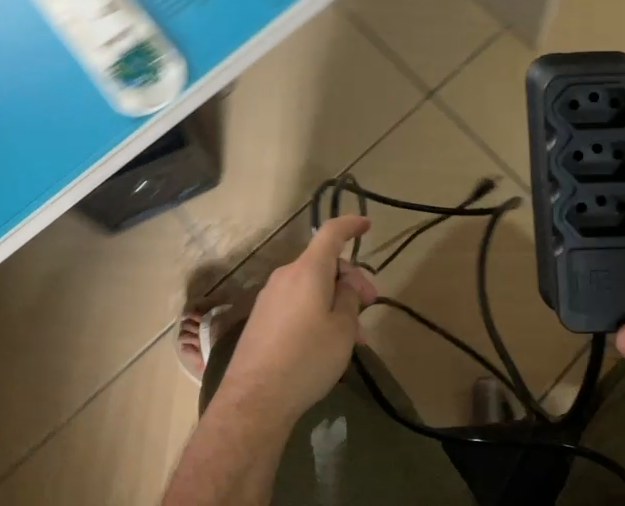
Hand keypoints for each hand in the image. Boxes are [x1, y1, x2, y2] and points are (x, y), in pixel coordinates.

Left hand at [214, 216, 377, 428]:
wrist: (254, 399)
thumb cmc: (307, 358)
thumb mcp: (342, 329)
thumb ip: (349, 298)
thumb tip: (345, 282)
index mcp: (307, 270)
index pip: (331, 233)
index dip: (350, 225)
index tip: (366, 225)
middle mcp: (285, 276)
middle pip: (323, 264)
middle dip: (349, 280)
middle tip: (369, 305)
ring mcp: (269, 298)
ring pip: (310, 287)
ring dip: (334, 301)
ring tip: (353, 337)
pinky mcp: (261, 319)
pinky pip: (295, 303)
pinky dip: (315, 312)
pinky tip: (326, 342)